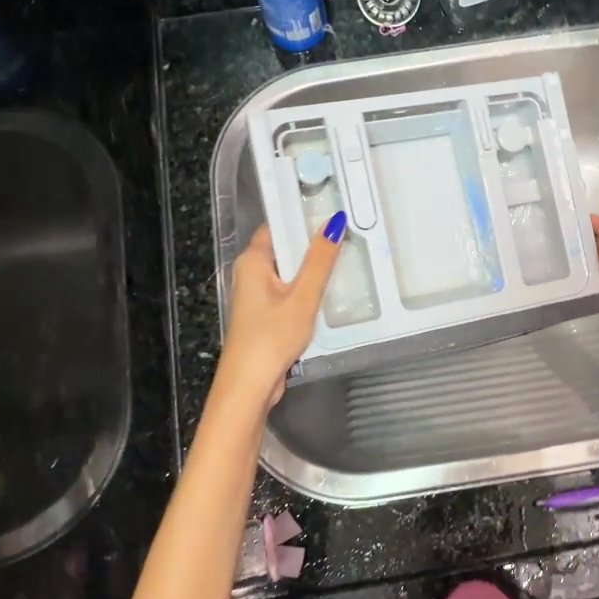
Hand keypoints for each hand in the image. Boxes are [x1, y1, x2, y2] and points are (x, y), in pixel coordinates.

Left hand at [218, 215, 343, 405]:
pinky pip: (290, 294)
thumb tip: (335, 222)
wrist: (250, 385)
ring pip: (290, 274)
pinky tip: (331, 294)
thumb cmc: (271, 336)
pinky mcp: (266, 316)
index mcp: (252, 261)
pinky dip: (308, 293)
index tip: (333, 212)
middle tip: (349, 235)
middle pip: (286, 250)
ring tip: (347, 260)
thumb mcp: (302, 297)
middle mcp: (251, 274)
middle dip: (313, 246)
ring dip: (313, 272)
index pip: (278, 227)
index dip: (302, 218)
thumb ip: (320, 261)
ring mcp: (257, 297)